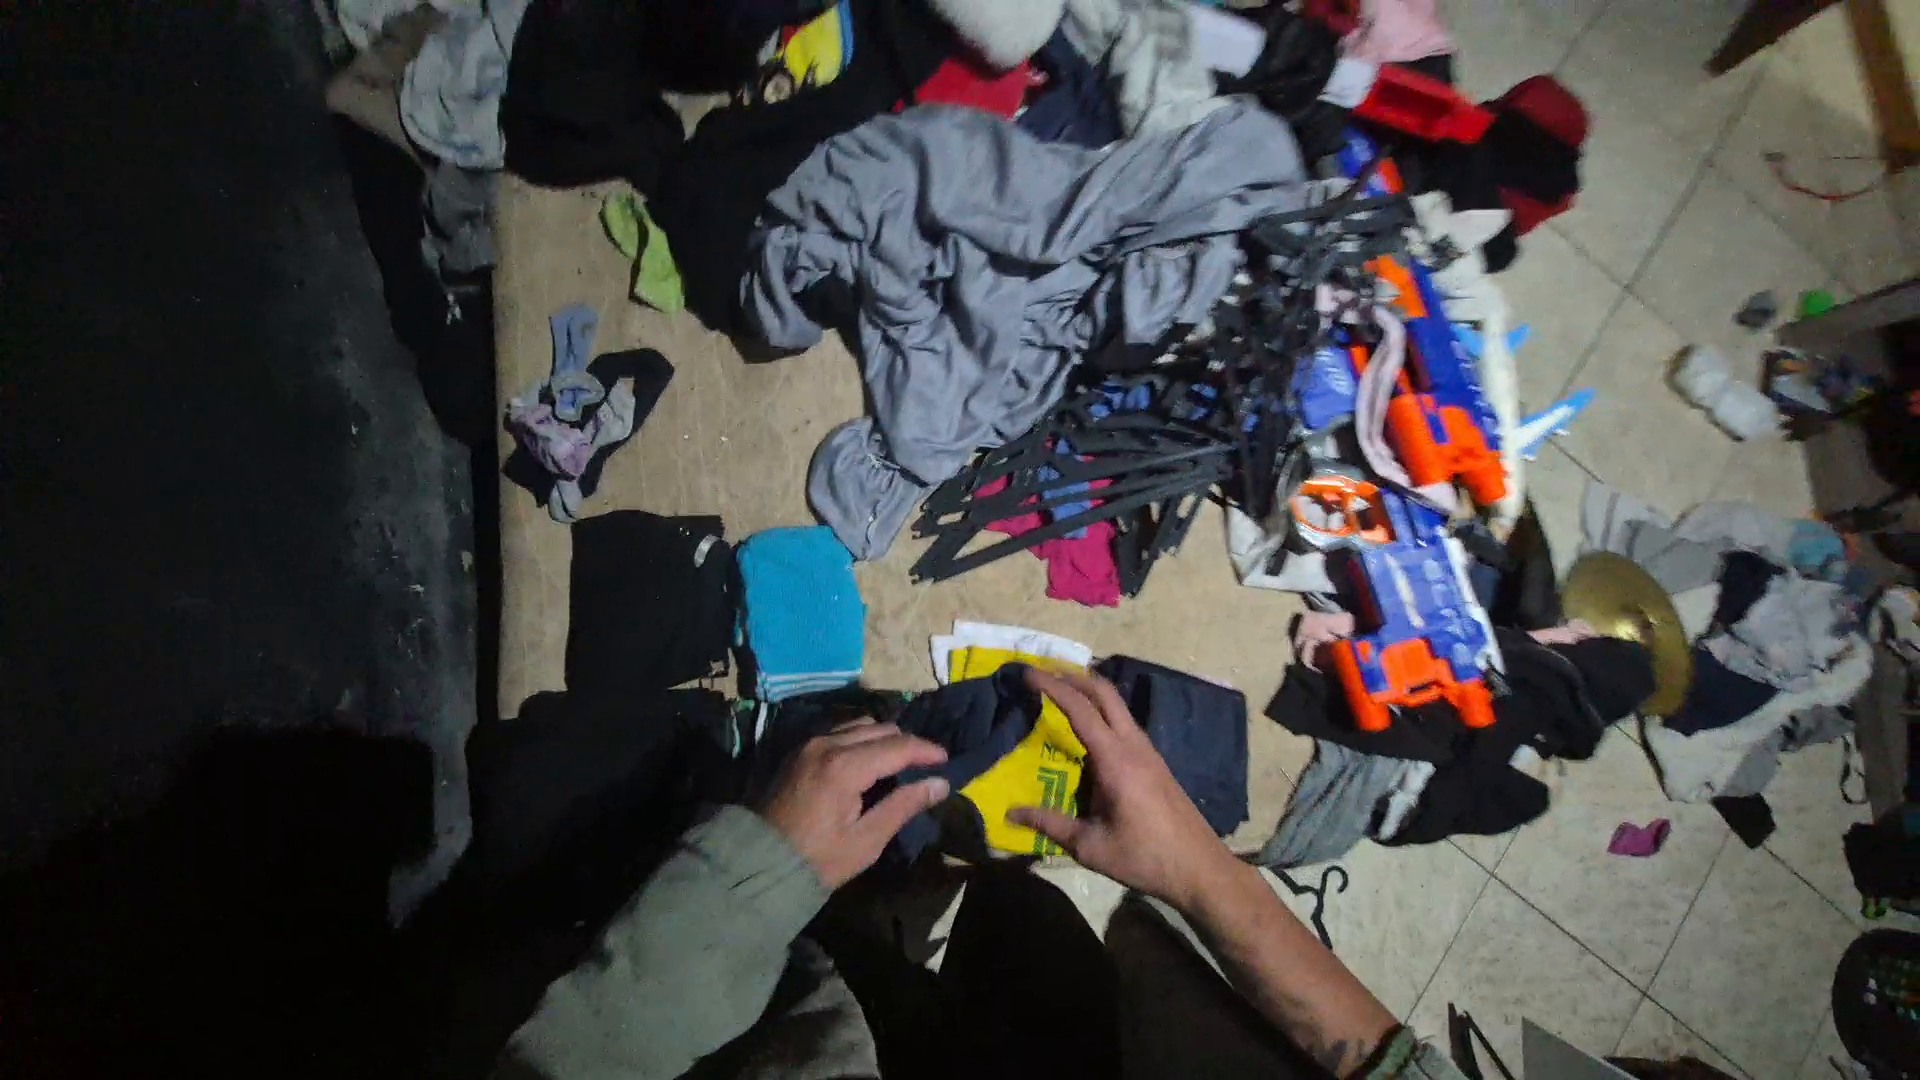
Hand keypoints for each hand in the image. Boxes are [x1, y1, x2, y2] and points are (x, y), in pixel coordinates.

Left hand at [757, 720, 951, 887]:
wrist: (756, 864)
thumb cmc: (816, 859)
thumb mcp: (866, 841)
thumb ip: (903, 806)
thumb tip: (939, 784)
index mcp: (845, 765)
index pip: (898, 746)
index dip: (926, 751)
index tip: (945, 761)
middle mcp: (827, 743)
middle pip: (880, 728)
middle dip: (906, 743)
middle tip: (923, 765)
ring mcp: (809, 744)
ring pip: (859, 725)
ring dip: (883, 738)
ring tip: (897, 762)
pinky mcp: (798, 750)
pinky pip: (839, 732)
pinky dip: (860, 739)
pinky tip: (867, 761)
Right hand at [1007, 669, 1242, 908]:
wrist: (1200, 869)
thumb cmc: (1145, 857)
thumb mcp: (1091, 846)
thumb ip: (1050, 825)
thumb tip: (1010, 813)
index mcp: (1116, 760)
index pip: (1080, 709)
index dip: (1053, 687)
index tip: (1028, 674)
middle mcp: (1133, 745)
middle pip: (1104, 692)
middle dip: (1073, 676)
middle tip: (1043, 674)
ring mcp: (1147, 750)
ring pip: (1116, 704)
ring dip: (1088, 691)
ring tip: (1059, 694)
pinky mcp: (1154, 760)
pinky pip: (1123, 721)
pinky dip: (1101, 710)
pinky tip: (1086, 728)